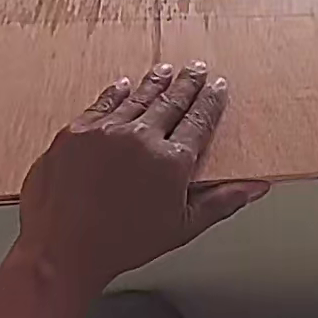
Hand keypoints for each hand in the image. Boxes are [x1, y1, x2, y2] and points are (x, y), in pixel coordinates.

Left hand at [15, 62, 269, 289]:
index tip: (218, 86)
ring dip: (155, 82)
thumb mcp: (182, 227)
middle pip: (172, 101)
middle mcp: (141, 138)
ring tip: (166, 70)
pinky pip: (102, 104)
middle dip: (188, 83)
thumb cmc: (123, 243)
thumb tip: (255, 187)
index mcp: (172, 161)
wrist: (62, 248)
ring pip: (138, 97)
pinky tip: (124, 85)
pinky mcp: (76, 131)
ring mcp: (106, 131)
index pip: (200, 120)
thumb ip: (222, 201)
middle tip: (197, 69)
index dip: (211, 101)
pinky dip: (116, 93)